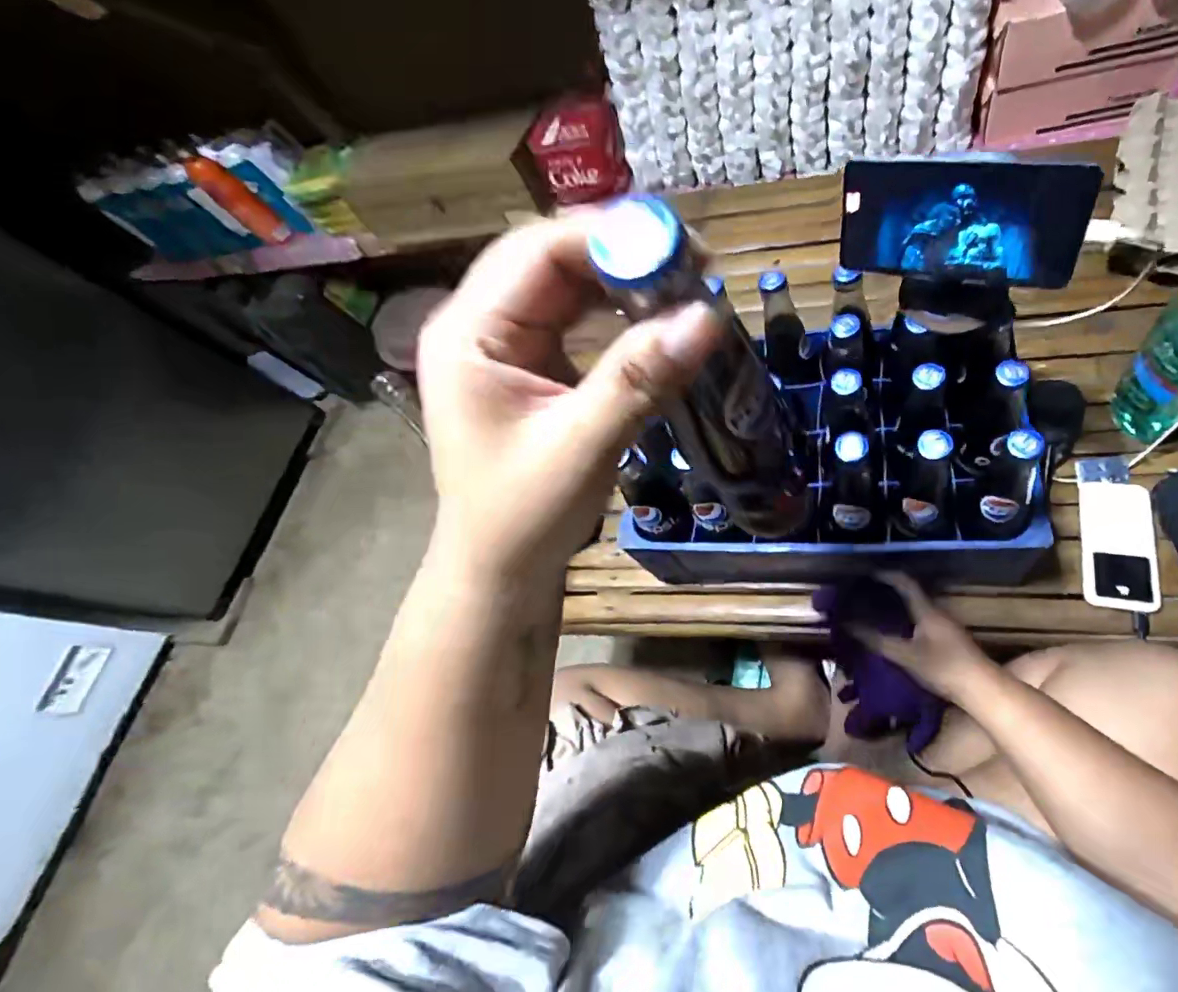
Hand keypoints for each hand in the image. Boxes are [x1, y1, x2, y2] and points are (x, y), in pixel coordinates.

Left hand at [415, 215, 722, 582]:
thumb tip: (707, 318)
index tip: (682, 251)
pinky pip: (577, 319)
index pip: (538, 251)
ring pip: (569, 285)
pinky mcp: (530, 365)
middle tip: (695, 267)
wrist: (501, 567)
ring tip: (686, 288)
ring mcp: (505, 344)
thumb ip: (639, 379)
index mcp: (470, 334)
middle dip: (623, 254)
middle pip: (553, 258)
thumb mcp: (582, 445)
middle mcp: (481, 325)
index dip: (611, 239)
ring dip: (626, 281)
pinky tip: (657, 319)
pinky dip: (620, 314)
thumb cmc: (525, 515)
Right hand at [840, 574, 998, 703]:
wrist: (980, 687)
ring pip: (919, 609)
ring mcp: (947, 626)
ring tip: (879, 612)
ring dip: (900, 607)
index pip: (906, 584)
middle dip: (891, 592)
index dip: (888, 576)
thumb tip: (849, 625)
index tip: (868, 574)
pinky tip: (899, 632)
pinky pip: (924, 620)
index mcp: (928, 611)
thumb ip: (878, 641)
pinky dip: (908, 620)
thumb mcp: (906, 656)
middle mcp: (939, 612)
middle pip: (913, 594)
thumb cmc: (943, 668)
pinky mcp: (950, 639)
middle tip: (869, 595)